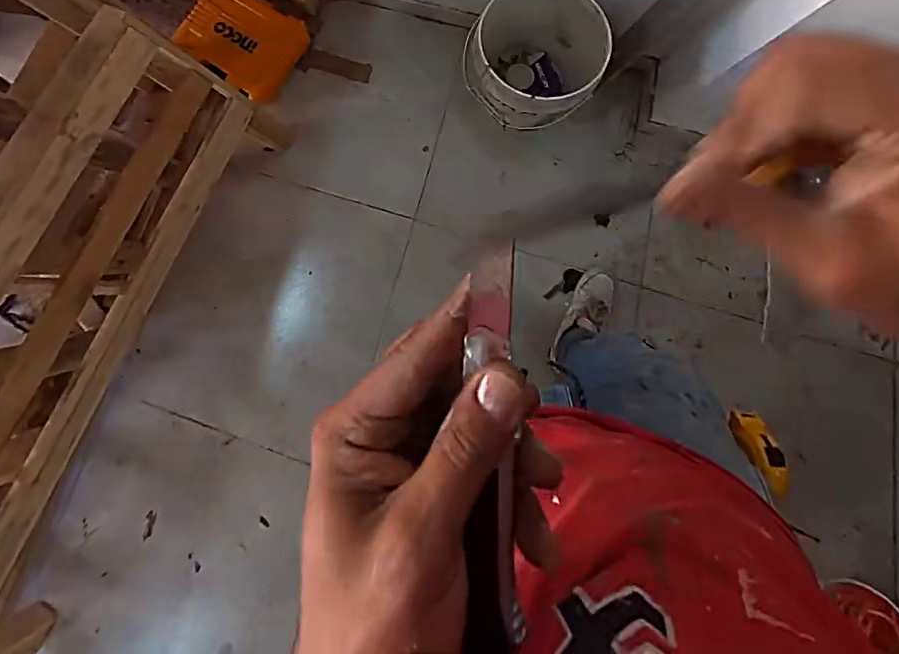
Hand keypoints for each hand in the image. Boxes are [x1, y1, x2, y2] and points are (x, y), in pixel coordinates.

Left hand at [298, 280, 561, 653]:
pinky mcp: (436, 489)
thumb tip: (506, 375)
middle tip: (537, 438)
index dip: (456, 318)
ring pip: (476, 423)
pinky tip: (535, 536)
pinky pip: (484, 464)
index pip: (413, 355)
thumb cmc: (376, 616)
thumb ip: (463, 451)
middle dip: (499, 407)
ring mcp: (408, 459)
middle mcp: (381, 430)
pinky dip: (514, 491)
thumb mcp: (421, 533)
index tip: (494, 282)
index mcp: (355, 427)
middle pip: (450, 384)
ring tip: (543, 496)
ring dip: (515, 456)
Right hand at [658, 35, 898, 343]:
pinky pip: (811, 74)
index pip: (804, 87)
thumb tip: (672, 193)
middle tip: (721, 179)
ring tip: (747, 172)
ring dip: (757, 118)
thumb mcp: (831, 265)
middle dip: (745, 124)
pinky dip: (777, 116)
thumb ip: (752, 215)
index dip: (740, 135)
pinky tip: (775, 158)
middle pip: (794, 64)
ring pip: (795, 64)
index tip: (696, 188)